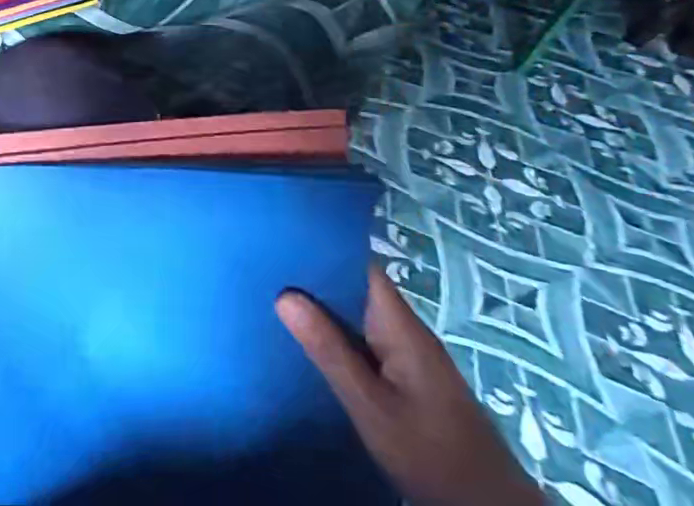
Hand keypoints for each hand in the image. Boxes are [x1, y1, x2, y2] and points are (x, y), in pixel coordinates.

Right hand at [276, 263, 545, 505]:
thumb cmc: (429, 452)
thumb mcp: (370, 405)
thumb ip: (328, 350)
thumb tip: (284, 295)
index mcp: (402, 329)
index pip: (363, 270)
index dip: (325, 250)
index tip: (283, 241)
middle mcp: (408, 333)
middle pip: (358, 289)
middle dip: (315, 278)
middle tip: (264, 269)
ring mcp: (411, 356)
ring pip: (360, 316)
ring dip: (323, 307)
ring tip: (274, 297)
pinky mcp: (408, 377)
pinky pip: (365, 339)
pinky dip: (336, 332)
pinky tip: (307, 339)